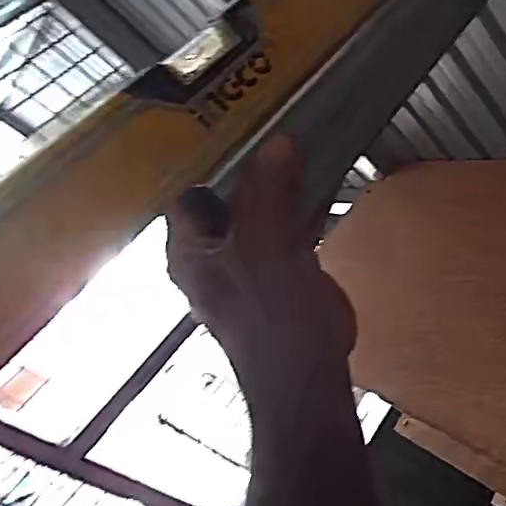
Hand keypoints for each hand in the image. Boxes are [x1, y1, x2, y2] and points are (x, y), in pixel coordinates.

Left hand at [165, 136, 355, 414]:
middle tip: (276, 130)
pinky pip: (281, 229)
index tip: (241, 127)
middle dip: (249, 169)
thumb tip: (279, 143)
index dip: (209, 160)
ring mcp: (244, 266)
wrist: (307, 377)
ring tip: (298, 150)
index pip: (187, 191)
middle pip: (224, 199)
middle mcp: (209, 255)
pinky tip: (317, 189)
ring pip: (256, 213)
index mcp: (189, 249)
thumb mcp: (267, 246)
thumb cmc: (275, 316)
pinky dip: (295, 208)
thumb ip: (268, 193)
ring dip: (275, 187)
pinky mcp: (276, 275)